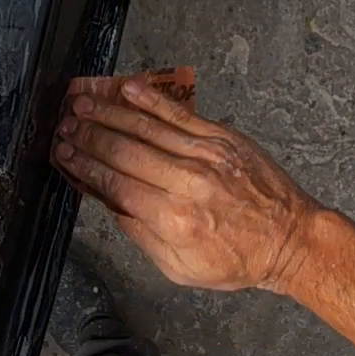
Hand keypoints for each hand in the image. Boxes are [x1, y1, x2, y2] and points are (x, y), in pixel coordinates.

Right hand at [53, 78, 321, 291]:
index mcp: (173, 219)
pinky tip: (127, 88)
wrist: (290, 239)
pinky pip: (179, 114)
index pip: (115, 184)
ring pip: (146, 127)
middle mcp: (187, 183)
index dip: (84, 165)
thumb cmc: (237, 259)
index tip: (64, 152)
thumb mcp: (180, 267)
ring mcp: (205, 155)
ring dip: (109, 112)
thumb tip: (108, 201)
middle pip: (124, 151)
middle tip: (64, 124)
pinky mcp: (221, 138)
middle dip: (88, 135)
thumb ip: (140, 233)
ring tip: (82, 102)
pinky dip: (151, 99)